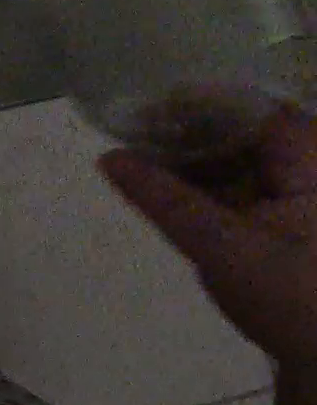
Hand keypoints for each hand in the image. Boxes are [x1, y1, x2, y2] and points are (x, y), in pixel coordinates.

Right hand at [100, 107, 316, 373]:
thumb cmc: (299, 304)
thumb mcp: (223, 248)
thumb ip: (164, 198)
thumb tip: (108, 156)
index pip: (264, 114)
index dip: (205, 101)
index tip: (146, 101)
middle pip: (254, 135)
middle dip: (190, 129)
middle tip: (130, 130)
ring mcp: (311, 208)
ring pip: (250, 163)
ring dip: (196, 158)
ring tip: (139, 157)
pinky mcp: (301, 232)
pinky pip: (252, 190)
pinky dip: (211, 184)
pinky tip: (170, 189)